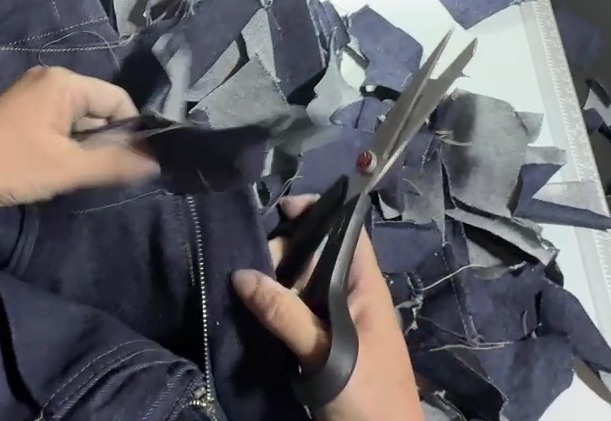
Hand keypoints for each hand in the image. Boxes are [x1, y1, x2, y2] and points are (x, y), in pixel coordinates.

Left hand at [0, 67, 159, 211]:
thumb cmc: (11, 166)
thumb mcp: (67, 169)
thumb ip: (114, 163)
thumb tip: (155, 162)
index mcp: (64, 82)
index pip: (118, 99)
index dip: (132, 131)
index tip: (133, 162)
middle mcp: (51, 77)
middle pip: (98, 106)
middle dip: (106, 138)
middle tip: (103, 172)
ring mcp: (33, 90)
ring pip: (79, 115)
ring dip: (85, 142)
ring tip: (80, 171)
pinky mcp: (22, 106)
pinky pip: (59, 117)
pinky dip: (67, 139)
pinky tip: (59, 164)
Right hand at [231, 197, 420, 420]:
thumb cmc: (369, 400)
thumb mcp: (327, 355)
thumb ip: (285, 313)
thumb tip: (240, 274)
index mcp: (365, 289)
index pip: (348, 232)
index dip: (320, 213)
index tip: (282, 210)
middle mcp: (351, 299)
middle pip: (315, 257)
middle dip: (283, 253)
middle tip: (254, 267)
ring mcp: (336, 326)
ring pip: (301, 288)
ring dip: (274, 284)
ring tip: (244, 289)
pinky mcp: (322, 351)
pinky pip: (294, 317)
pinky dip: (274, 311)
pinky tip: (251, 313)